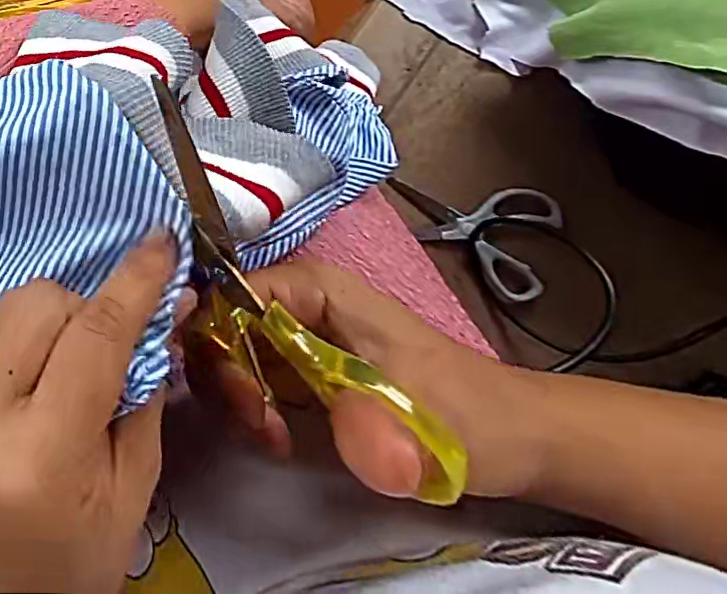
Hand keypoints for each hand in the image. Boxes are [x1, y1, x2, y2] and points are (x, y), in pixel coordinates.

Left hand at [0, 232, 180, 593]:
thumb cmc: (77, 554)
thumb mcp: (134, 482)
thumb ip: (149, 385)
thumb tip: (168, 302)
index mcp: (40, 456)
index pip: (93, 340)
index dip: (134, 283)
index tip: (164, 241)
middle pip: (41, 303)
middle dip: (86, 309)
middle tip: (104, 353)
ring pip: (11, 303)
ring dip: (53, 317)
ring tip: (64, 367)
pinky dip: (22, 335)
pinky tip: (29, 379)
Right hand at [191, 260, 550, 500]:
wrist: (504, 436)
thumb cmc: (465, 413)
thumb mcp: (418, 418)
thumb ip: (362, 421)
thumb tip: (304, 427)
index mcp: (319, 289)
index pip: (234, 292)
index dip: (222, 338)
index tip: (244, 397)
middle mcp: (298, 301)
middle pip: (222, 319)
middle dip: (224, 373)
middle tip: (257, 424)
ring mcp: (296, 332)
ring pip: (228, 347)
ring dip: (234, 395)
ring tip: (272, 436)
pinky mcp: (299, 364)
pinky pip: (248, 372)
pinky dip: (247, 406)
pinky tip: (275, 437)